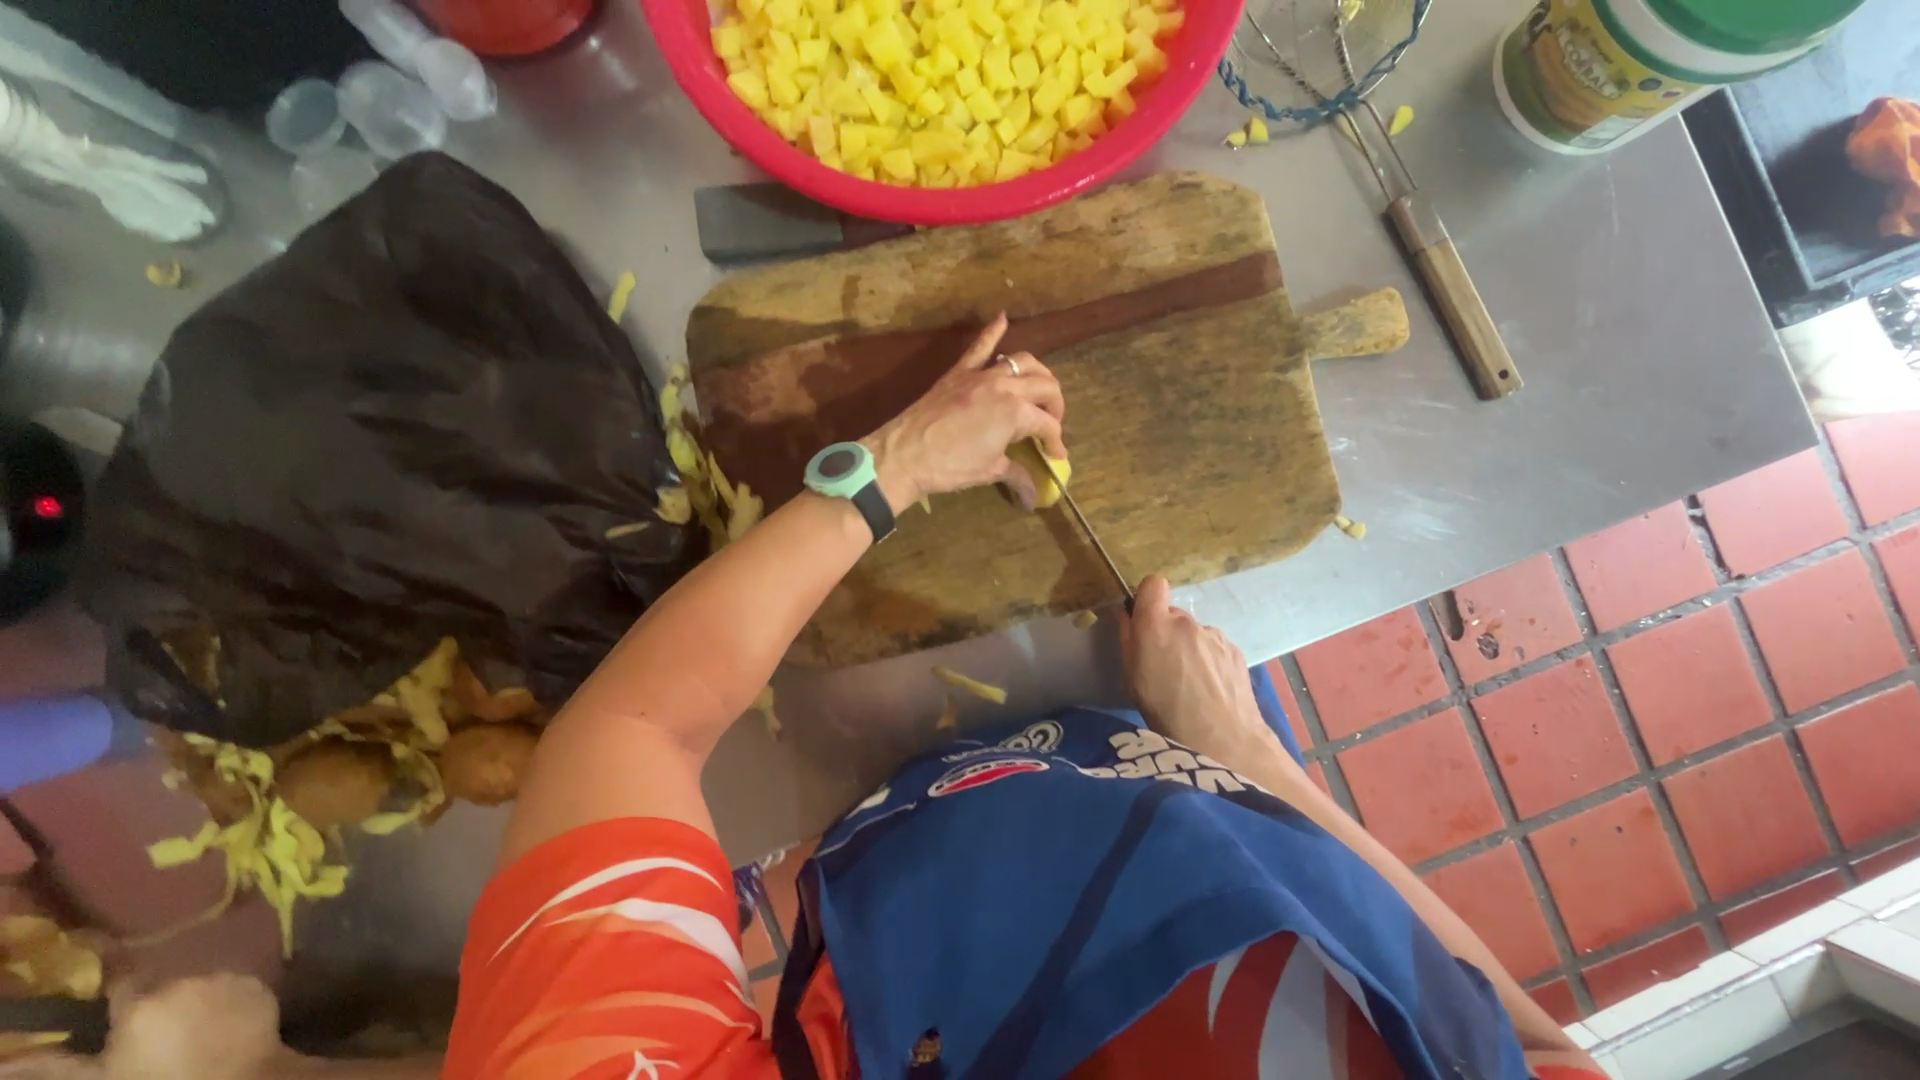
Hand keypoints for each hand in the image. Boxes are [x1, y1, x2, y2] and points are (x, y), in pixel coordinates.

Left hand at [860, 312, 1066, 512]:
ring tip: (1040, 388)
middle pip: (1045, 386)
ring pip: (1021, 361)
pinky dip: (992, 331)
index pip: (1048, 425)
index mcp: (1017, 413)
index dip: (1056, 442)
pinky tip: (1002, 318)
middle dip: (1055, 406)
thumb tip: (1034, 496)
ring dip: (1038, 373)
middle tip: (1051, 424)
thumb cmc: (950, 467)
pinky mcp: (959, 372)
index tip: (1056, 455)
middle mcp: (1005, 386)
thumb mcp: (989, 471)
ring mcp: (981, 375)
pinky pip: (979, 346)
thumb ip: (1016, 475)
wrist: (905, 455)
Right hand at [1120, 575, 1285, 769]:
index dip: (1148, 598)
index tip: (1144, 619)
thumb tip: (1125, 614)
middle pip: (1174, 616)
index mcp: (1156, 624)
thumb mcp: (1131, 676)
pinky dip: (1210, 662)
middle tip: (1165, 665)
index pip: (1153, 584)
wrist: (1220, 737)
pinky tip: (1210, 688)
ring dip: (1190, 649)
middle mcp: (1187, 622)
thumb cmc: (1163, 709)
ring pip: (1195, 634)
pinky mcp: (1234, 650)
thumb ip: (1128, 638)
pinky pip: (1215, 648)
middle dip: (1168, 632)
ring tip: (1191, 683)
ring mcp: (1214, 635)